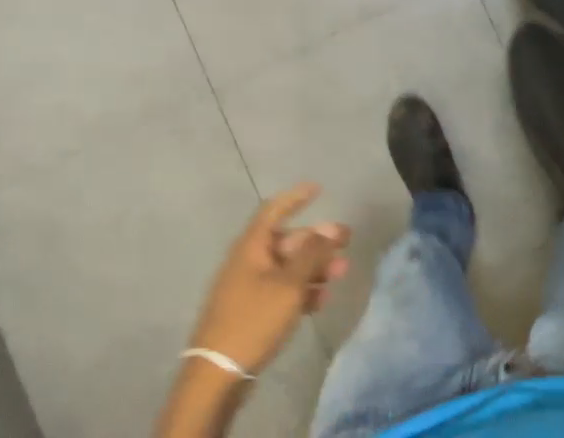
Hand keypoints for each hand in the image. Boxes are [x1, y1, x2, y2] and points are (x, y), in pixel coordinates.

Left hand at [186, 183, 351, 375]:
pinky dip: (301, 291)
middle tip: (346, 242)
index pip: (274, 210)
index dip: (296, 198)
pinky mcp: (251, 311)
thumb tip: (328, 228)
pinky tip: (320, 301)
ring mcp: (248, 287)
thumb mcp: (289, 285)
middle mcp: (248, 261)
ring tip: (340, 273)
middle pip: (286, 241)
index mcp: (251, 247)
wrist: (217, 372)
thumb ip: (311, 255)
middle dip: (317, 241)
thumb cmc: (254, 319)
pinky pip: (281, 290)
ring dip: (314, 268)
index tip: (318, 189)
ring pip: (287, 267)